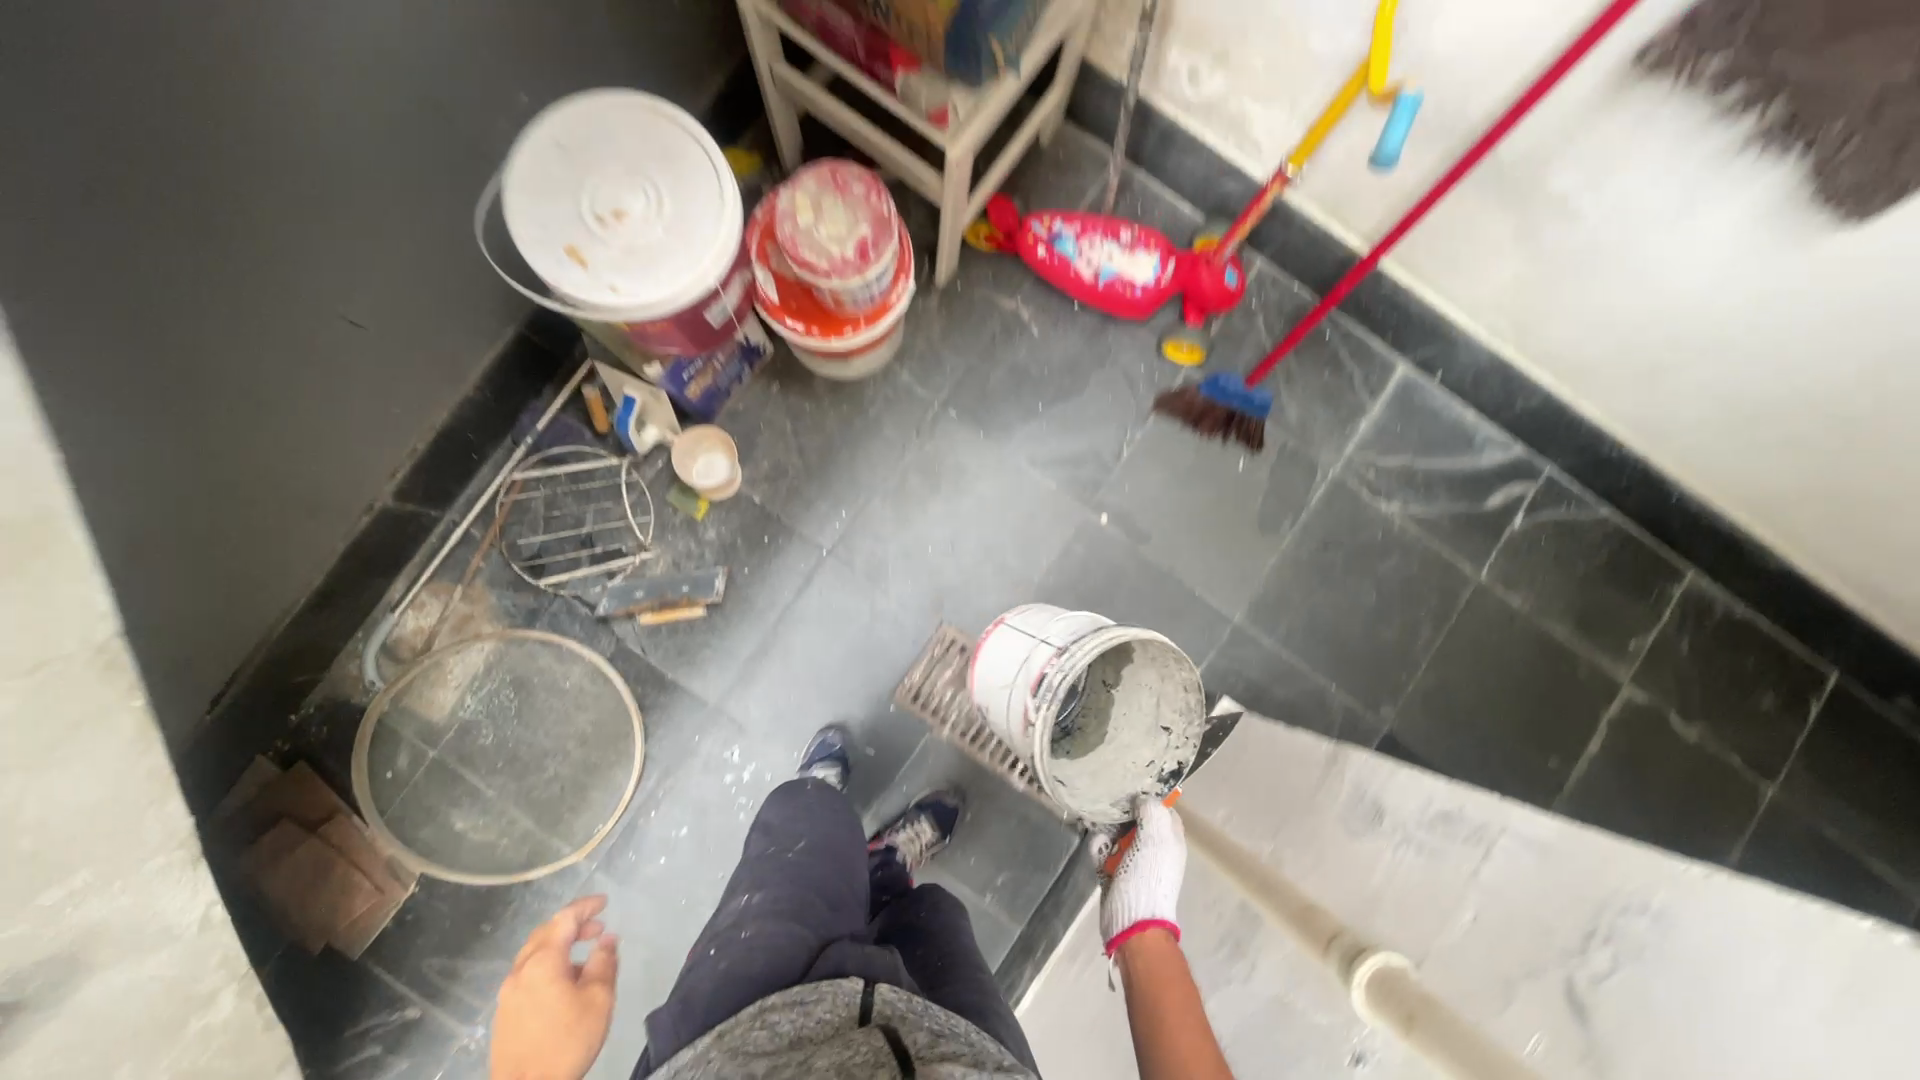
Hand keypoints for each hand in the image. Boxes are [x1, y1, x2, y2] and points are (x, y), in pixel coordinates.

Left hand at [491, 895, 619, 1079]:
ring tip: (584, 957)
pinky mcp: (505, 1013)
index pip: (564, 919)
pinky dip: (548, 965)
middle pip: (545, 934)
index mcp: (542, 963)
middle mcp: (520, 971)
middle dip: (573, 925)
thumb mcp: (599, 999)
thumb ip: (604, 963)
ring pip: (534, 955)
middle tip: (598, 929)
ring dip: (560, 946)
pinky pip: (528, 974)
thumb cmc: (567, 1042)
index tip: (605, 902)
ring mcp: (508, 993)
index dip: (585, 907)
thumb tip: (607, 939)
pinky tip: (564, 984)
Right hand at [1100, 797, 1186, 955]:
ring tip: (1103, 844)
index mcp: (1169, 837)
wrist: (1131, 919)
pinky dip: (1098, 852)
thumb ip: (1152, 809)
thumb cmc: (1148, 876)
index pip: (1160, 806)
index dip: (1146, 798)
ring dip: (1105, 834)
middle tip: (1111, 817)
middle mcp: (1153, 845)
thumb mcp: (1157, 837)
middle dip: (1118, 816)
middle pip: (1133, 817)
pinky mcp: (1115, 870)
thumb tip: (1140, 798)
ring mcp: (1133, 858)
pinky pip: (1103, 851)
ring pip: (1114, 832)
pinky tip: (1098, 858)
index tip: (1129, 792)